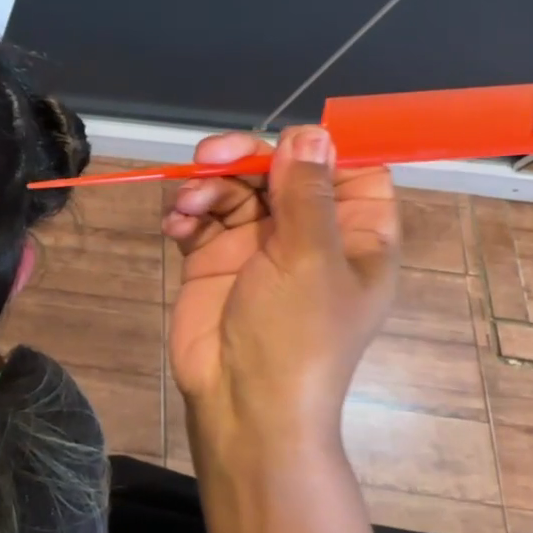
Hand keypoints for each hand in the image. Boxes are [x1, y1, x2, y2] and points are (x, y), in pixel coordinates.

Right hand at [162, 125, 399, 452]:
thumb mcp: (312, 259)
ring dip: (206, 188)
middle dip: (243, 159)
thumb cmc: (297, 334)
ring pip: (233, 190)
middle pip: (279, 171)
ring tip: (185, 207)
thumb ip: (307, 193)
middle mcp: (308, 233)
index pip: (350, 169)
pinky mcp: (212, 261)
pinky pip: (199, 220)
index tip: (283, 142)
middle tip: (208, 158)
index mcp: (356, 233)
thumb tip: (309, 133)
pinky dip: (185, 216)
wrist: (241, 399)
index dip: (319, 149)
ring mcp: (257, 247)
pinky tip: (175, 227)